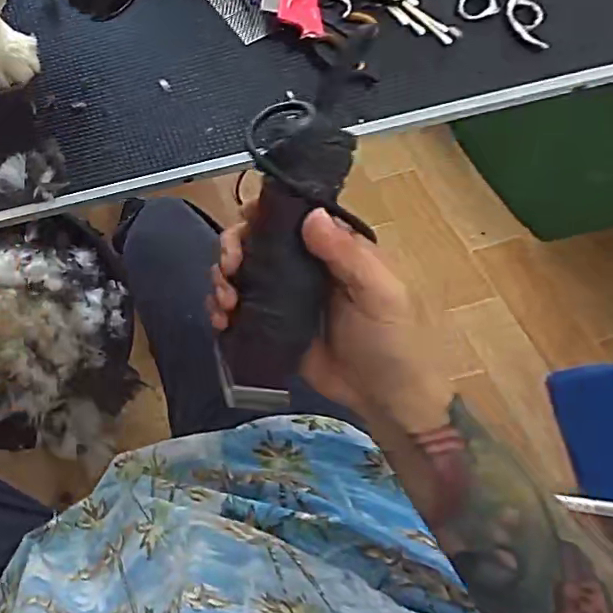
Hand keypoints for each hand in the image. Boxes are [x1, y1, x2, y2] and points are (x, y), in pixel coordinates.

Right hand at [209, 207, 436, 415]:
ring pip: (238, 273)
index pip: (288, 217)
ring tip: (225, 303)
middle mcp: (301, 265)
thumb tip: (310, 214)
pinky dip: (219, 309)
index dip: (260, 213)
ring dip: (221, 280)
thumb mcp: (380, 293)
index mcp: (330, 248)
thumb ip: (347, 254)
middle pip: (253, 241)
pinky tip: (221, 321)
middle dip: (231, 248)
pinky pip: (236, 309)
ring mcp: (281, 296)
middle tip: (229, 270)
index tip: (244, 222)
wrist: (385, 399)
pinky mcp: (268, 325)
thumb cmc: (393, 340)